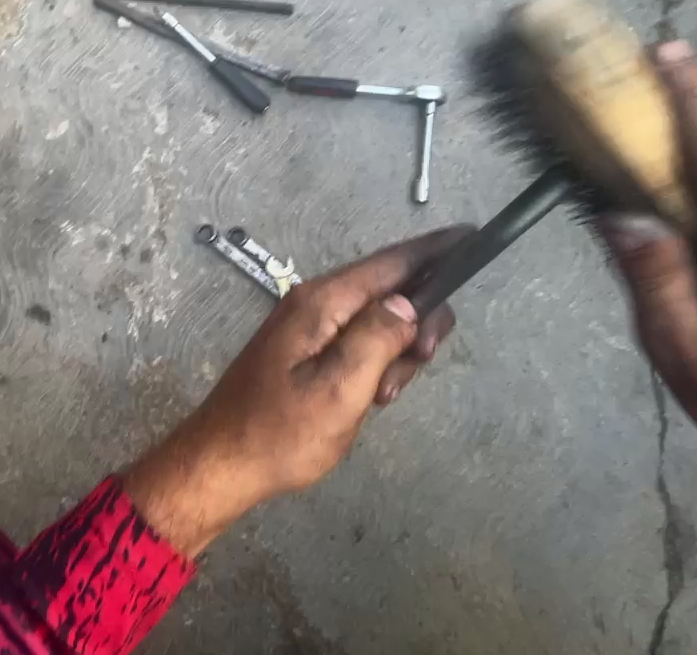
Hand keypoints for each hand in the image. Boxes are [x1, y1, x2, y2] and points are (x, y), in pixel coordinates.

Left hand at [121, 229, 466, 556]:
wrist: (224, 459)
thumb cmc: (281, 431)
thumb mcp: (339, 389)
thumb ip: (377, 340)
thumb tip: (407, 302)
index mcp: (321, 303)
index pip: (389, 263)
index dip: (434, 250)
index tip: (472, 235)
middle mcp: (314, 303)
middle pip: (388, 291)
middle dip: (415, 327)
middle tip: (411, 369)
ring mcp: (308, 325)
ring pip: (377, 321)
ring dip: (394, 356)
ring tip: (377, 397)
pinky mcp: (306, 348)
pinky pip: (358, 343)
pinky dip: (373, 367)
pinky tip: (366, 397)